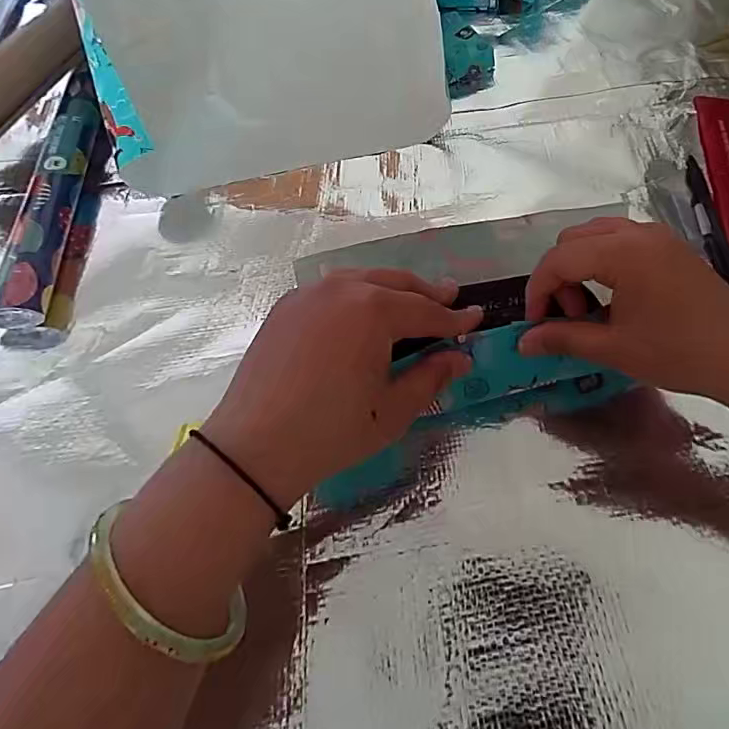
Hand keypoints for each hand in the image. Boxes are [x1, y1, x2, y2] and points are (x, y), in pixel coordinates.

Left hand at [202, 270, 482, 503]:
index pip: (427, 312)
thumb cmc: (332, 432)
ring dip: (394, 288)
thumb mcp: (393, 410)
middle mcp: (344, 289)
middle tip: (451, 298)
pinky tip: (364, 310)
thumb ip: (430, 376)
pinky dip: (359, 293)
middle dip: (428, 293)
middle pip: (398, 283)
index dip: (455, 319)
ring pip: (365, 279)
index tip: (477, 317)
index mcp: (374, 310)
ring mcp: (311, 293)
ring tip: (412, 300)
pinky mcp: (288, 305)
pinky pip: (334, 288)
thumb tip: (461, 358)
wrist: (252, 449)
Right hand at [518, 217, 728, 401]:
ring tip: (592, 309)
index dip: (538, 290)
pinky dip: (606, 261)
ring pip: (598, 236)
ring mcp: (659, 237)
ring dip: (582, 266)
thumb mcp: (615, 348)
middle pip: (574, 240)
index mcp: (622, 252)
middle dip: (560, 277)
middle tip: (571, 318)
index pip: (559, 259)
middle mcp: (638, 233)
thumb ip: (565, 338)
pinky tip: (617, 298)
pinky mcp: (673, 247)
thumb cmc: (678, 353)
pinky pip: (624, 241)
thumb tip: (524, 341)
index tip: (535, 323)